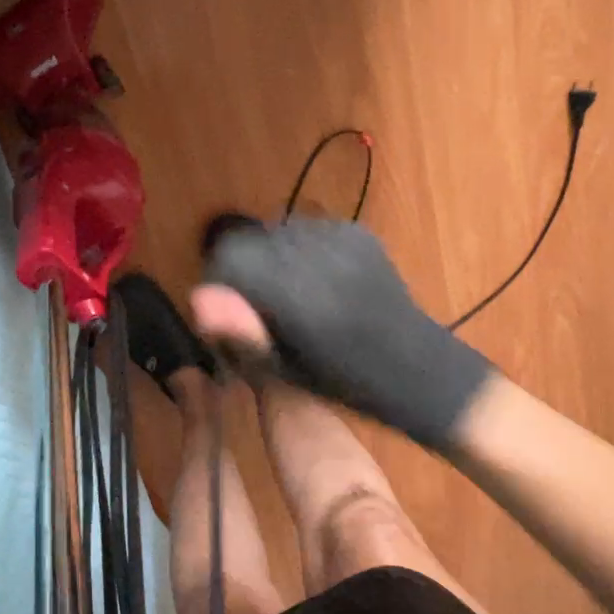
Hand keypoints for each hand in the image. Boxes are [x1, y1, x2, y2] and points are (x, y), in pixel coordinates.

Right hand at [192, 218, 495, 451]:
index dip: (219, 286)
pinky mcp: (355, 231)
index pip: (228, 257)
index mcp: (298, 291)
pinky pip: (303, 231)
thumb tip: (196, 297)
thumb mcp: (284, 369)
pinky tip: (314, 286)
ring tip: (287, 300)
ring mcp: (340, 235)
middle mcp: (317, 252)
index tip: (230, 320)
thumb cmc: (345, 383)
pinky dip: (296, 253)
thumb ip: (239, 331)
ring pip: (272, 232)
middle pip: (247, 241)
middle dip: (242, 273)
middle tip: (258, 313)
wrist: (417, 367)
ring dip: (268, 261)